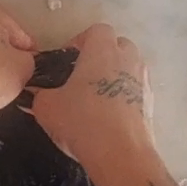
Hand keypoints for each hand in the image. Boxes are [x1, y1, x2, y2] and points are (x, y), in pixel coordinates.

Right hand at [28, 23, 155, 173]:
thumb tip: (34, 93)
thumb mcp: (46, 107)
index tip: (67, 61)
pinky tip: (110, 116)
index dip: (80, 41)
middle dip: (102, 55)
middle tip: (83, 77)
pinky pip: (137, 89)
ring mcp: (143, 81)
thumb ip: (38, 95)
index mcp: (103, 51)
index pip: (97, 30)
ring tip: (97, 98)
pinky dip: (125, 96)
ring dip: (116, 75)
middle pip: (118, 45)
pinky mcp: (152, 103)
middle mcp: (128, 59)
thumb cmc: (82, 121)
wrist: (121, 155)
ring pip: (130, 67)